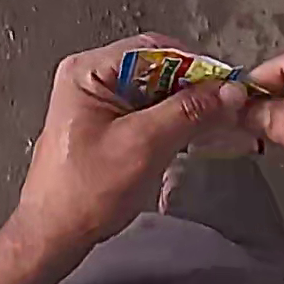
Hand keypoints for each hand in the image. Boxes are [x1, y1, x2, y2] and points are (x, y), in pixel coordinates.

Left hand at [10, 33, 248, 246]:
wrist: (55, 234)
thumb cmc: (82, 193)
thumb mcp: (142, 146)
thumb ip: (187, 113)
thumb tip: (227, 91)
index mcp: (87, 71)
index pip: (154, 49)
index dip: (195, 65)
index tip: (228, 86)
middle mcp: (91, 78)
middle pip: (158, 69)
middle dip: (195, 89)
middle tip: (229, 108)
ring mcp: (99, 102)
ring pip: (158, 92)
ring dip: (189, 108)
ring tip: (220, 125)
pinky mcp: (108, 124)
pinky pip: (150, 112)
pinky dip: (176, 122)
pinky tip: (198, 135)